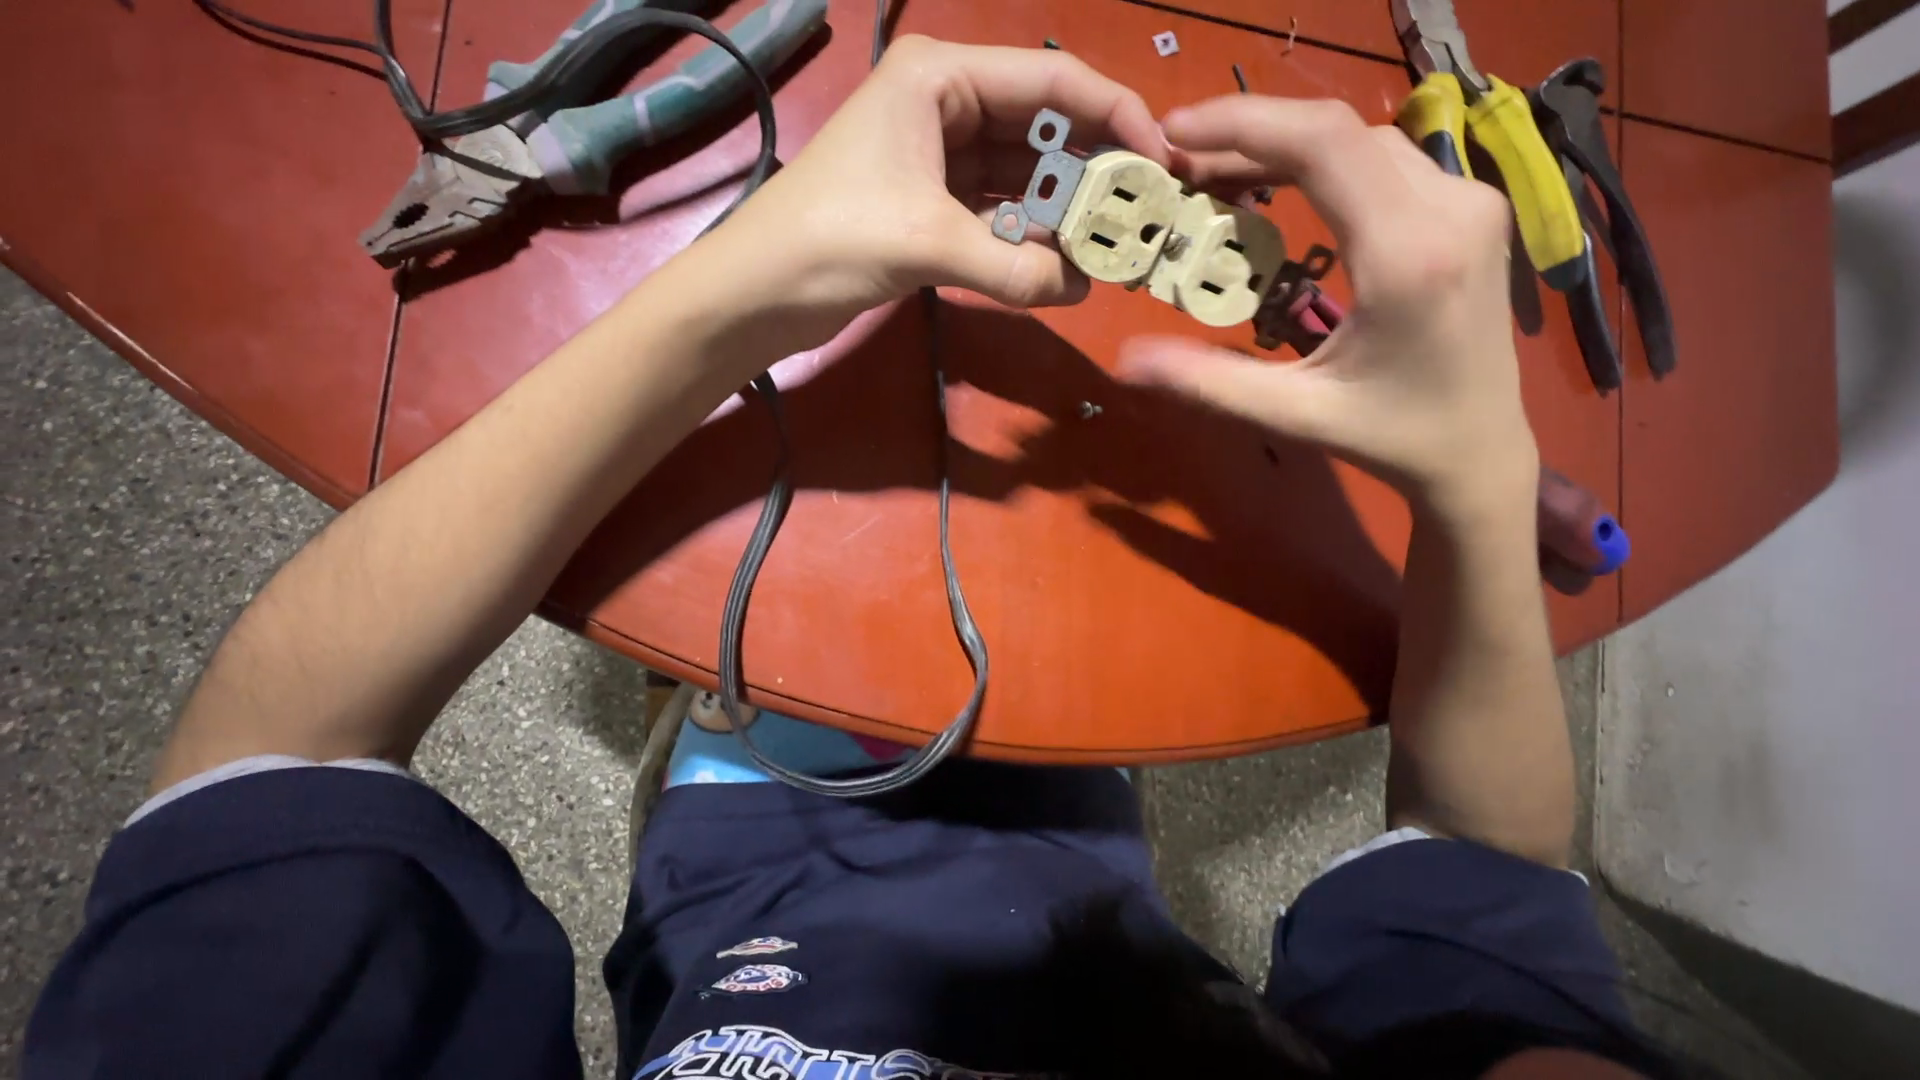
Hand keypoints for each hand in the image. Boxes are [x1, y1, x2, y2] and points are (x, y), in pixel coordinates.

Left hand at [701, 37, 1167, 344]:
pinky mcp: (932, 202)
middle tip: (1144, 216)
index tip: (1161, 164)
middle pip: (1044, 129)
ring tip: (1113, 245)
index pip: (1052, 82)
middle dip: (1093, 174)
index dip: (1115, 117)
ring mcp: (939, 155)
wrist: (758, 290)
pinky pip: (999, 212)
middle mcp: (947, 104)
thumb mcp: (929, 243)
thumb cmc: (830, 238)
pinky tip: (1062, 264)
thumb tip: (1083, 289)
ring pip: (1024, 175)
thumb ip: (1014, 268)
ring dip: (1064, 213)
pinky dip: (1028, 238)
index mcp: (942, 77)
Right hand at [1117, 96, 1537, 516]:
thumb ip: (1210, 382)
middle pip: (1337, 130)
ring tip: (1215, 175)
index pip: (1323, 145)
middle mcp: (1451, 209)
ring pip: (1360, 139)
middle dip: (1249, 135)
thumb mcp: (1294, 414)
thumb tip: (1127, 359)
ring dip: (1282, 147)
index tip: (1174, 133)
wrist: (1479, 447)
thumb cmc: (1389, 436)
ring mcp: (1468, 201)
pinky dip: (1318, 162)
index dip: (1243, 124)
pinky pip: (1382, 161)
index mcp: (1408, 256)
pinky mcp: (1468, 207)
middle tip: (1179, 161)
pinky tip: (1276, 188)